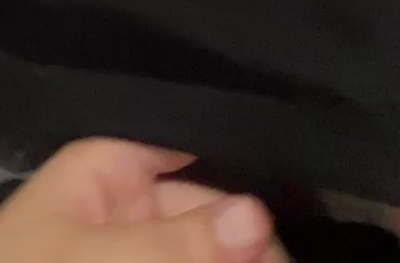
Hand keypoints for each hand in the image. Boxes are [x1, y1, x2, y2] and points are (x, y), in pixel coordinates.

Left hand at [0, 138, 287, 262]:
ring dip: (234, 257)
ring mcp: (135, 246)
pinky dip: (210, 262)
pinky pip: (182, 261)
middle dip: (248, 241)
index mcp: (110, 165)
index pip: (191, 147)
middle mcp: (129, 201)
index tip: (302, 198)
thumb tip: (263, 213)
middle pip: (208, 212)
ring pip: (202, 249)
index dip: (243, 171)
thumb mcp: (97, 255)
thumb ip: (180, 240)